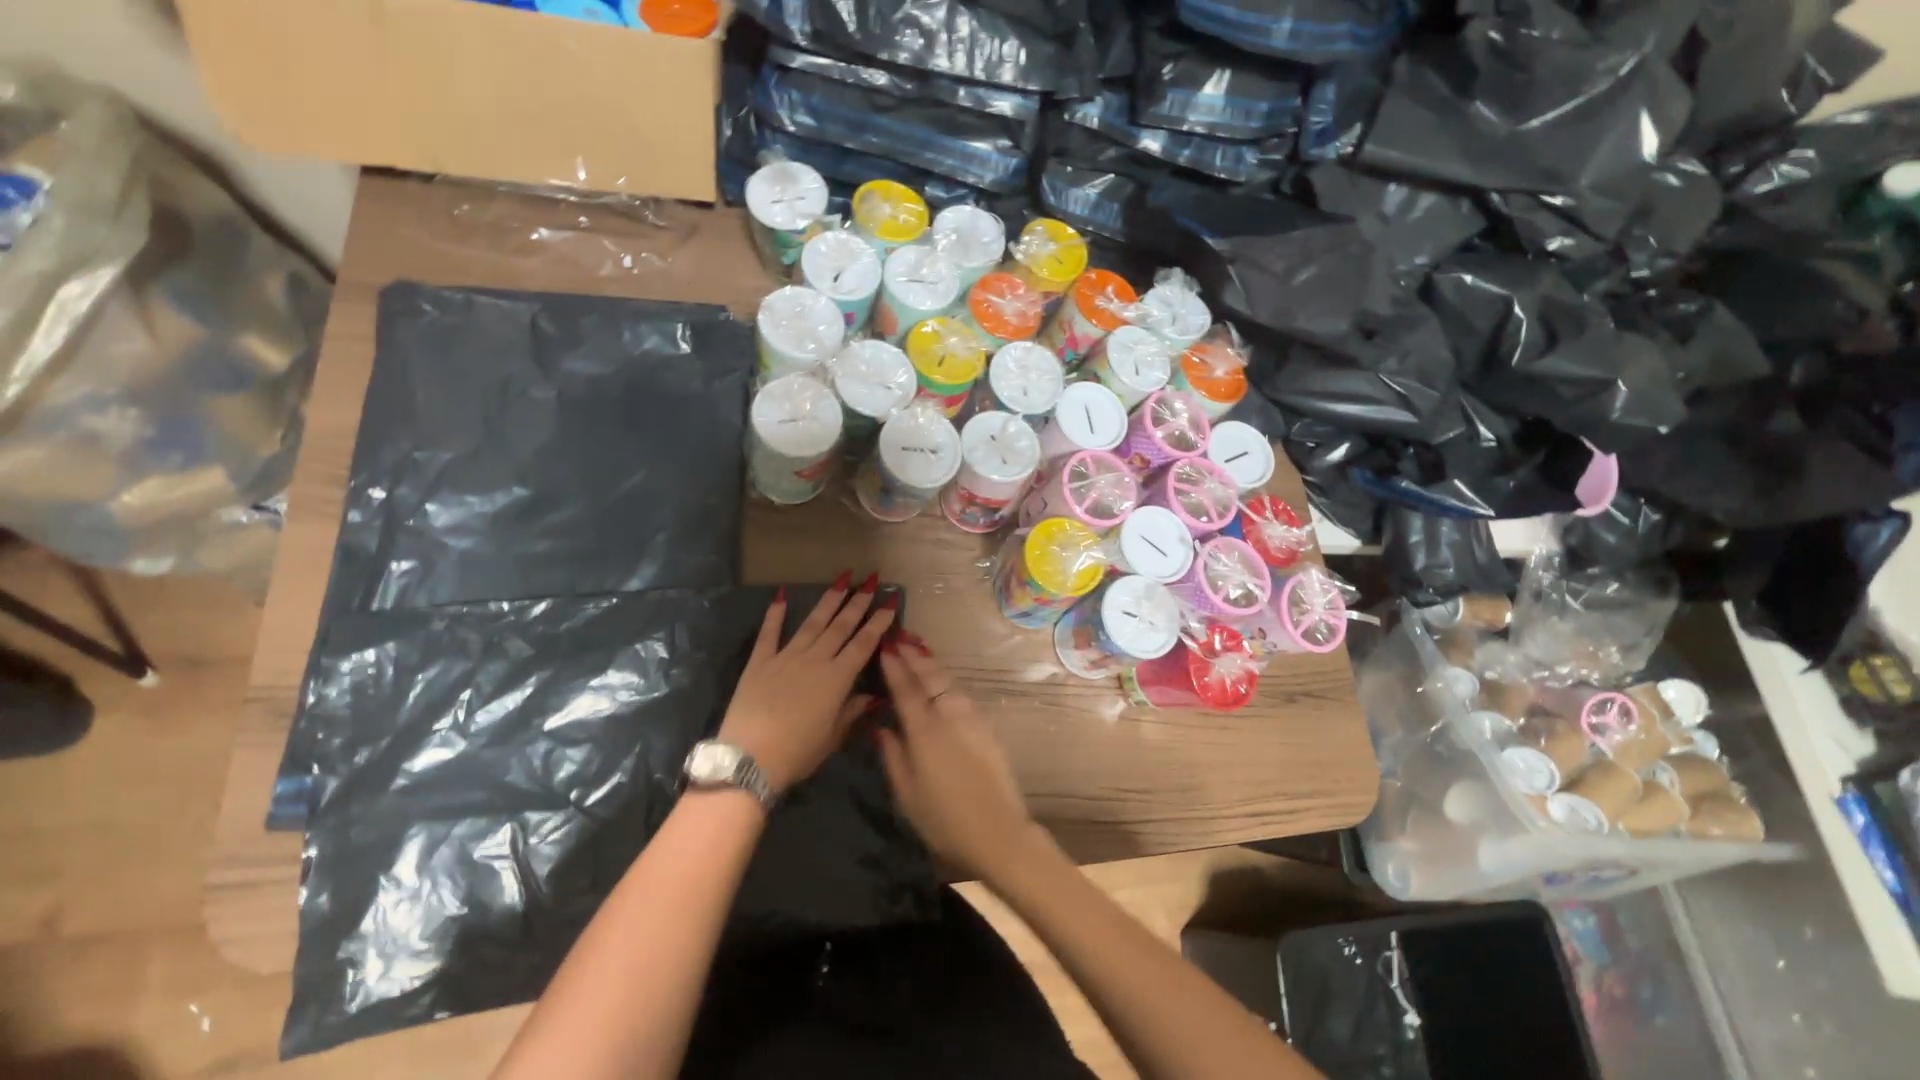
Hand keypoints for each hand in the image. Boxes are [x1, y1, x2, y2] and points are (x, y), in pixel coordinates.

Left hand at [718, 573, 895, 793]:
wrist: (749, 757)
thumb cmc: (797, 753)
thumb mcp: (832, 738)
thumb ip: (851, 712)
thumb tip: (871, 697)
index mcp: (837, 679)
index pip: (863, 644)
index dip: (878, 623)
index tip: (890, 603)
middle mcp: (814, 660)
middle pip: (840, 626)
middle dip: (858, 602)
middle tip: (871, 581)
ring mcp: (785, 657)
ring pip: (811, 623)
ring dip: (828, 601)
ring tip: (842, 579)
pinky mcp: (759, 662)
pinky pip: (769, 633)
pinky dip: (774, 614)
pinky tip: (781, 596)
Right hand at [876, 640, 1041, 882]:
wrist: (997, 832)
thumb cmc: (943, 820)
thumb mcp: (906, 793)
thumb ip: (892, 755)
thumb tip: (881, 725)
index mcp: (923, 731)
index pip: (905, 689)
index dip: (893, 666)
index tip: (884, 647)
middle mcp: (948, 717)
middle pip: (929, 677)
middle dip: (913, 656)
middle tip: (899, 638)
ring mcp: (971, 720)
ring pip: (948, 682)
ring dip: (931, 665)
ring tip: (918, 651)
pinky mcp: (986, 729)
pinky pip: (961, 694)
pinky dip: (947, 681)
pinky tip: (941, 682)